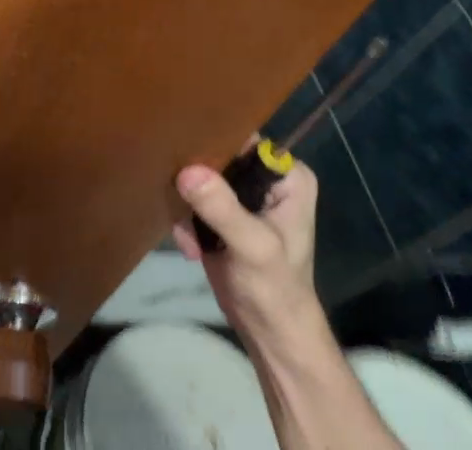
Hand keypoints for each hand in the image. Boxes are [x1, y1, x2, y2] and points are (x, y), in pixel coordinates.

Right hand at [172, 138, 320, 334]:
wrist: (269, 332)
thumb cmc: (274, 288)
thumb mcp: (253, 246)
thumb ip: (223, 209)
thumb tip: (188, 172)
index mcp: (288, 176)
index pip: (244, 139)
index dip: (214, 144)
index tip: (186, 158)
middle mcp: (266, 179)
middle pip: (216, 156)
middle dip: (194, 182)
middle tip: (182, 204)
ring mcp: (242, 197)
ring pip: (197, 178)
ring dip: (187, 207)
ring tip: (190, 239)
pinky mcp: (221, 215)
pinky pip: (191, 200)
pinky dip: (185, 223)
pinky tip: (191, 248)